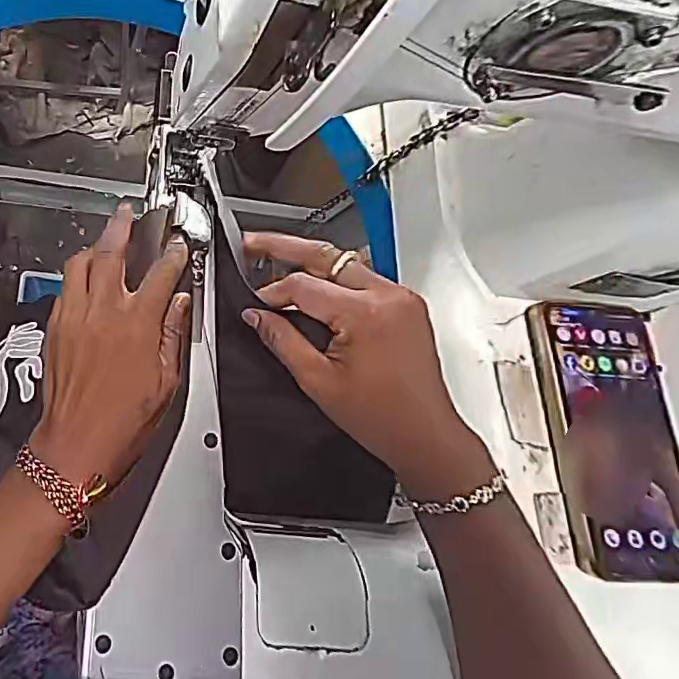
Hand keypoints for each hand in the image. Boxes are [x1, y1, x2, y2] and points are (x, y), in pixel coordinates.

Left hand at [31, 204, 191, 488]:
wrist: (76, 445)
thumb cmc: (121, 423)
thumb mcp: (166, 382)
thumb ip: (173, 336)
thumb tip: (179, 306)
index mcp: (137, 324)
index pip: (159, 273)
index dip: (172, 254)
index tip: (177, 246)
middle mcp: (102, 313)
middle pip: (110, 252)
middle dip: (121, 226)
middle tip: (127, 213)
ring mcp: (73, 318)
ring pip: (79, 264)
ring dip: (94, 247)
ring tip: (103, 241)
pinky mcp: (54, 330)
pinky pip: (64, 289)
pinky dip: (76, 277)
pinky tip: (84, 281)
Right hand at [241, 232, 491, 499]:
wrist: (425, 434)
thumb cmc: (384, 417)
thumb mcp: (318, 380)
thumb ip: (282, 341)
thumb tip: (258, 317)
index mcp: (366, 314)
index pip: (303, 285)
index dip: (272, 292)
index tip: (256, 305)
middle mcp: (389, 297)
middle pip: (325, 256)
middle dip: (284, 247)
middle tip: (254, 243)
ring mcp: (402, 298)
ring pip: (346, 263)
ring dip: (311, 262)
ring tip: (279, 260)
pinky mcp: (407, 305)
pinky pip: (364, 278)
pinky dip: (336, 279)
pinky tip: (315, 286)